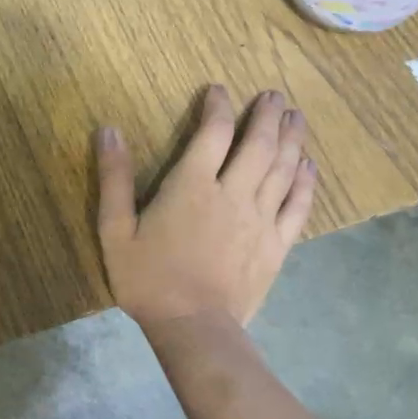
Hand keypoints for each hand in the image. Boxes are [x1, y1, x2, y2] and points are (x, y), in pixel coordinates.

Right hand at [95, 86, 317, 335]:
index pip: (212, 133)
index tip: (218, 90)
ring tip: (295, 116)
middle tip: (273, 95)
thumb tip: (109, 131)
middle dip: (266, 115)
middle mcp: (232, 193)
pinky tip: (308, 166)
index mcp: (192, 185)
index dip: (218, 107)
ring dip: (290, 138)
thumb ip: (113, 178)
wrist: (194, 328)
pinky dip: (305, 181)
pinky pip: (298, 205)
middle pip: (258, 144)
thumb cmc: (148, 278)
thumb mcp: (115, 229)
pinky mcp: (277, 245)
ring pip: (283, 169)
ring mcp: (261, 220)